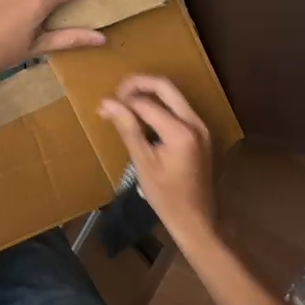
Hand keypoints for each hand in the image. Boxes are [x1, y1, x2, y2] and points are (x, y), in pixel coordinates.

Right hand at [100, 76, 215, 244]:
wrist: (197, 220)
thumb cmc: (166, 197)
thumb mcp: (143, 163)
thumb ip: (127, 129)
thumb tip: (106, 103)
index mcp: (181, 131)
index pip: (146, 103)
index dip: (123, 102)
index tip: (103, 107)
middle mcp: (195, 122)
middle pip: (166, 87)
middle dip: (138, 84)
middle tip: (116, 92)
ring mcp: (201, 127)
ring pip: (174, 95)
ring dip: (149, 92)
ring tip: (125, 101)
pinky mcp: (201, 133)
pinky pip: (179, 108)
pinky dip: (160, 105)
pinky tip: (143, 115)